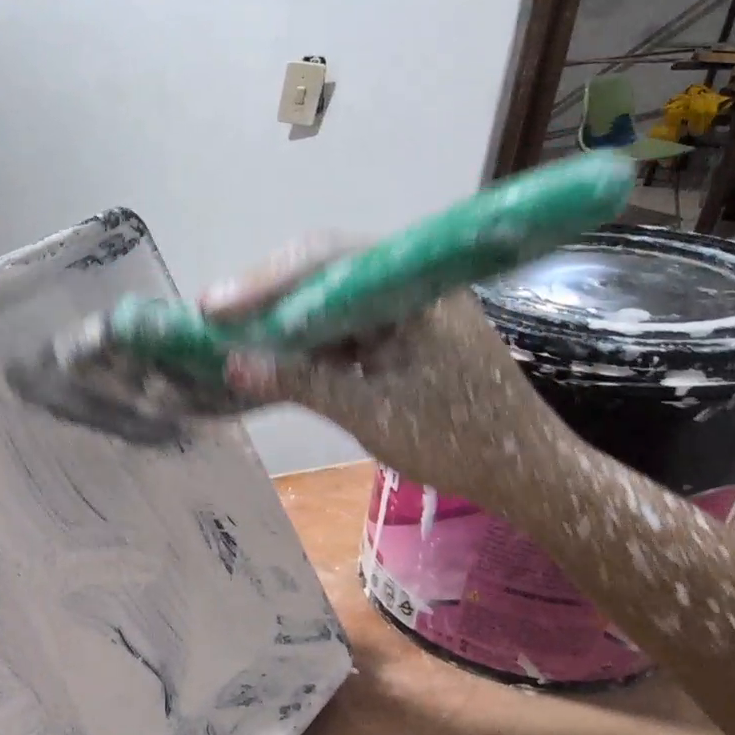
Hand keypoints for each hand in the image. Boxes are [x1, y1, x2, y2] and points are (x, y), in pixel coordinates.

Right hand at [202, 235, 571, 514]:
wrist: (524, 471)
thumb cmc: (458, 441)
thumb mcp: (371, 413)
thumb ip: (301, 383)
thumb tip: (231, 364)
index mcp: (413, 290)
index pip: (327, 263)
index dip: (264, 281)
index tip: (212, 306)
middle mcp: (406, 286)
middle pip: (322, 270)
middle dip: (264, 294)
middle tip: (209, 316)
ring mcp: (401, 310)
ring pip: (325, 299)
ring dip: (278, 318)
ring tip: (226, 336)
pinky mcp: (395, 337)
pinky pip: (337, 328)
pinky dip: (300, 342)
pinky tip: (267, 356)